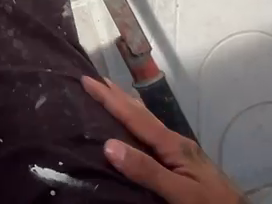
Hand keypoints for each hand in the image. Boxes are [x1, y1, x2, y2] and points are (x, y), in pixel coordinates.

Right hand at [81, 76, 245, 203]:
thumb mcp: (180, 193)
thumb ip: (147, 170)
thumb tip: (109, 144)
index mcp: (173, 144)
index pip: (134, 116)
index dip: (109, 98)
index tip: (86, 79)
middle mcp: (176, 143)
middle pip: (141, 112)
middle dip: (117, 95)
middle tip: (95, 79)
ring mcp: (182, 153)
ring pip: (148, 122)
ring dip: (127, 107)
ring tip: (111, 96)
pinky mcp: (185, 165)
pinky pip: (153, 136)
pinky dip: (137, 125)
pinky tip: (137, 132)